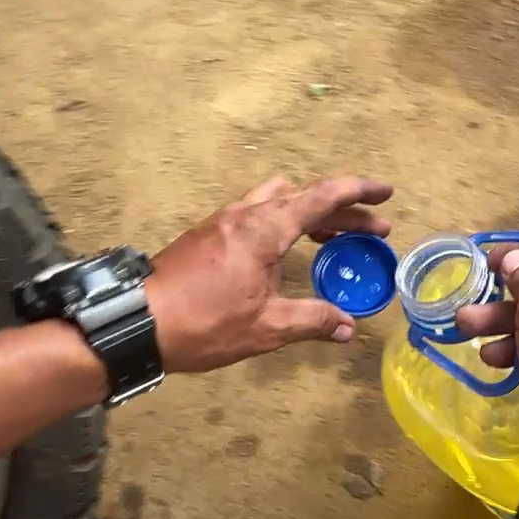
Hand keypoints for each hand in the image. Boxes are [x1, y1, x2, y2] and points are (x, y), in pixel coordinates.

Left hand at [146, 176, 392, 373]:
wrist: (133, 324)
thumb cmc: (203, 323)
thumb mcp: (265, 327)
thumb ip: (312, 320)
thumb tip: (348, 327)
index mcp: (265, 229)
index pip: (323, 197)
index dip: (359, 191)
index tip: (385, 193)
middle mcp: (246, 214)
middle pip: (306, 198)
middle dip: (344, 211)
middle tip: (374, 231)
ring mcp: (223, 220)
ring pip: (279, 199)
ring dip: (311, 211)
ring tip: (332, 236)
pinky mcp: (207, 233)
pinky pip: (258, 211)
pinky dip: (285, 220)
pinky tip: (286, 248)